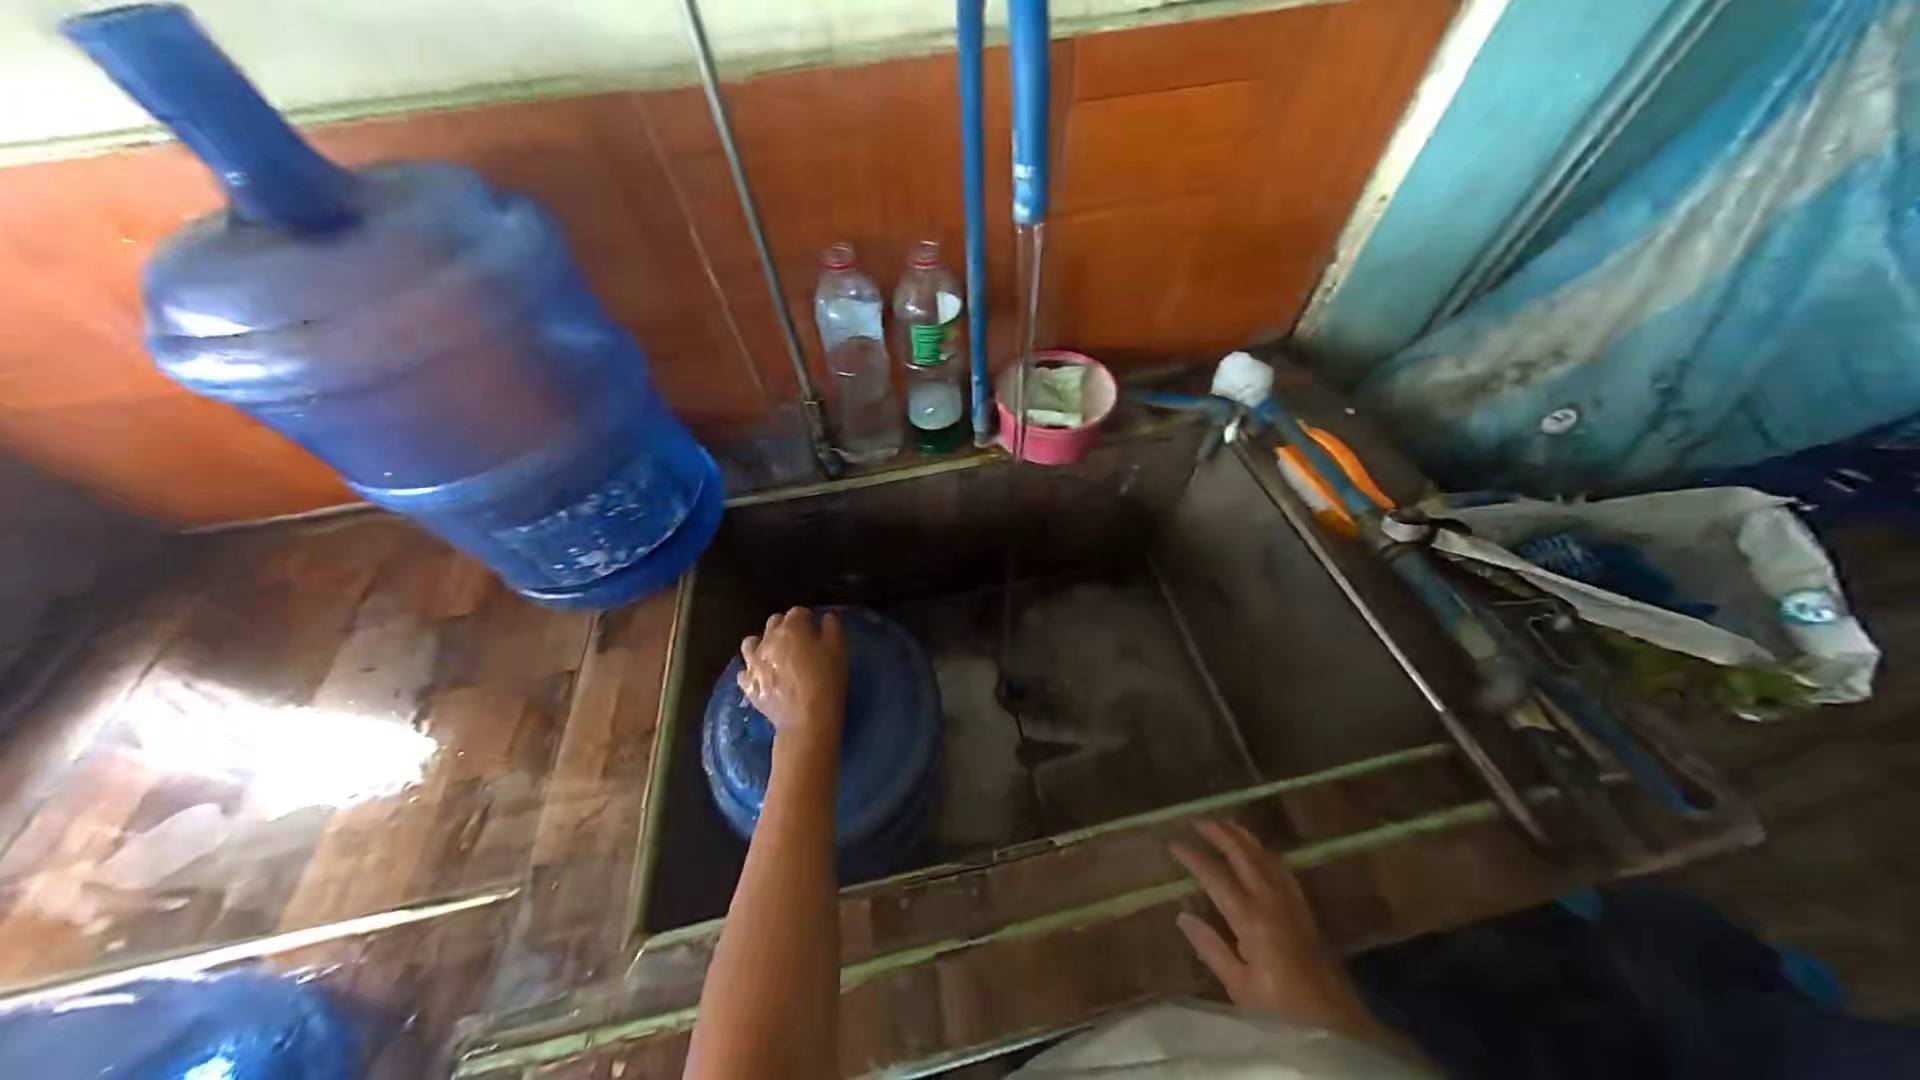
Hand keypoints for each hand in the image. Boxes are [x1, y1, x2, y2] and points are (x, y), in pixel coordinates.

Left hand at [738, 607, 847, 743]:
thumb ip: (833, 628)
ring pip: (750, 643)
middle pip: (773, 623)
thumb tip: (827, 616)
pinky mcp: (747, 684)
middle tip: (799, 642)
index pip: (798, 612)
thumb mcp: (839, 652)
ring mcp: (753, 662)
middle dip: (785, 627)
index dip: (808, 618)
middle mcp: (768, 640)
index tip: (816, 628)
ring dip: (761, 644)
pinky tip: (763, 677)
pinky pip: (744, 671)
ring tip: (774, 655)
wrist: (806, 720)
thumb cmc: (826, 682)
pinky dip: (752, 671)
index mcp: (791, 628)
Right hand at [1171, 820, 1383, 1040]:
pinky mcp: (1305, 911)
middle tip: (1197, 821)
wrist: (1338, 1027)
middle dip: (1219, 834)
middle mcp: (1272, 901)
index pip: (1216, 876)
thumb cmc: (1283, 1011)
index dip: (1193, 857)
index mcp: (1251, 919)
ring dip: (1243, 837)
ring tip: (1225, 824)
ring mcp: (1292, 903)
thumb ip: (1211, 948)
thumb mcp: (1239, 988)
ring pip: (1265, 857)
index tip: (1173, 843)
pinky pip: (1283, 869)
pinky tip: (1260, 852)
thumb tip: (1183, 916)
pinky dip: (1266, 853)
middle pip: (1243, 855)